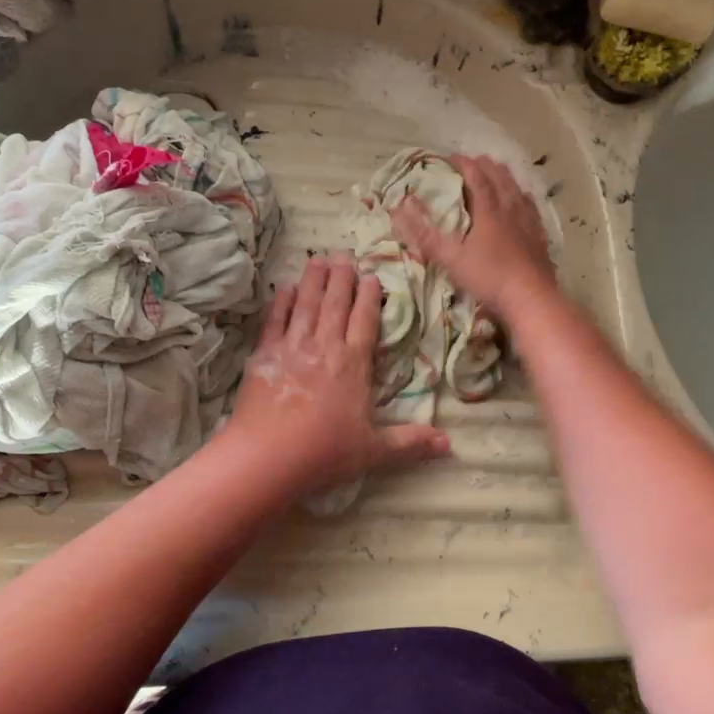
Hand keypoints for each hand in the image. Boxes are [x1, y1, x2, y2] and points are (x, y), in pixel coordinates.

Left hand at [227, 253, 450, 488]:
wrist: (266, 458)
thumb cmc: (324, 453)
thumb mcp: (373, 452)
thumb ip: (410, 443)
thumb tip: (449, 444)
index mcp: (353, 364)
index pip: (365, 320)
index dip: (369, 297)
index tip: (372, 276)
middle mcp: (324, 347)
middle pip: (335, 304)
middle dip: (342, 278)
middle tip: (345, 255)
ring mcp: (292, 348)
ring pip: (306, 304)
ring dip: (313, 280)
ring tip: (318, 259)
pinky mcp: (264, 356)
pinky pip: (275, 320)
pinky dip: (281, 302)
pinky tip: (285, 288)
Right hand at [389, 154, 555, 319]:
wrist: (530, 297)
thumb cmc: (488, 276)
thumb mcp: (451, 259)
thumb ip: (425, 236)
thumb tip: (399, 211)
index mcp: (488, 211)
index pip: (476, 178)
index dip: (464, 164)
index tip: (451, 157)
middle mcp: (510, 209)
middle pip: (499, 178)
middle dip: (485, 166)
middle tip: (474, 160)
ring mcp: (528, 222)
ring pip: (517, 190)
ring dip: (505, 177)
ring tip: (499, 170)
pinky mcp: (540, 236)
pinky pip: (532, 208)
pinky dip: (524, 197)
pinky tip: (524, 199)